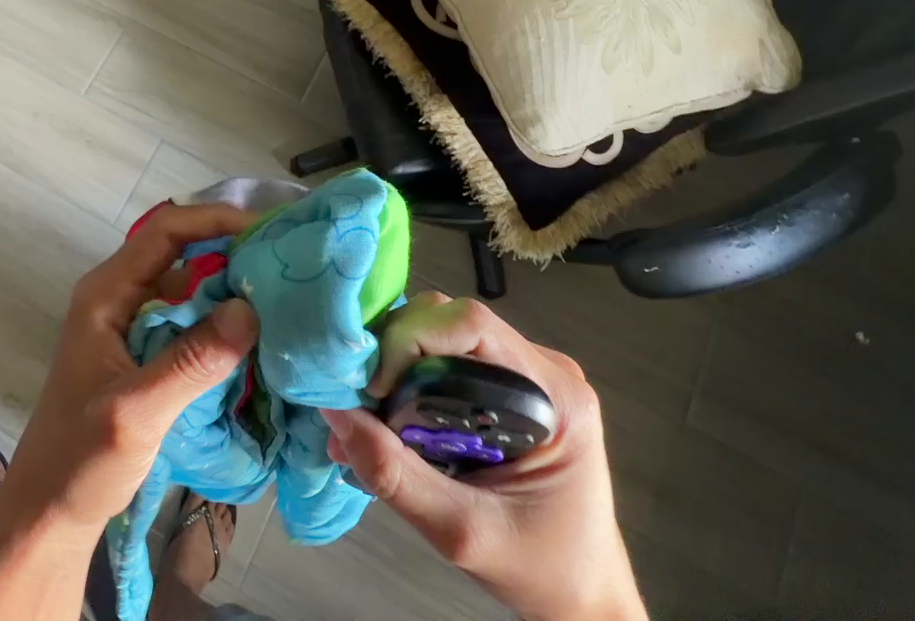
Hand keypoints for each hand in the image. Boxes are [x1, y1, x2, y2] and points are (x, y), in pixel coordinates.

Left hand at [0, 203, 261, 542]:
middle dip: (233, 255)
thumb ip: (190, 362)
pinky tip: (258, 340)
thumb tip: (249, 309)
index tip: (269, 232)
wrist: (50, 508)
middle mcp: (118, 297)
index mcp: (105, 294)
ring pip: (190, 289)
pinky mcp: (144, 353)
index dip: (216, 221)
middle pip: (182, 254)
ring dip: (232, 292)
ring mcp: (131, 325)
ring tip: (287, 300)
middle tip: (291, 269)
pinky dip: (222, 325)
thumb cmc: (81, 459)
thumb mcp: (136, 412)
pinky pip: (189, 322)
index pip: (165, 232)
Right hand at [320, 294, 645, 620]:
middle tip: (360, 406)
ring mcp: (523, 373)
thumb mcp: (462, 533)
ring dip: (391, 368)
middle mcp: (542, 369)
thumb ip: (396, 475)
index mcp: (555, 395)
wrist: (580, 596)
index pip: (469, 324)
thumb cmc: (537, 568)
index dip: (410, 341)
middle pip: (447, 321)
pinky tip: (383, 423)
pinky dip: (403, 382)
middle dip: (392, 354)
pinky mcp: (502, 386)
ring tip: (363, 421)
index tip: (376, 393)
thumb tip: (334, 413)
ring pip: (436, 335)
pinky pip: (440, 359)